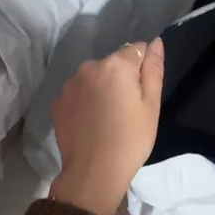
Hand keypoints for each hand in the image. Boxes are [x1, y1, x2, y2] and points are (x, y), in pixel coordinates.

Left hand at [49, 39, 164, 214]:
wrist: (93, 172)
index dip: (144, 70)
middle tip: (128, 110)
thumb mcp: (151, 105)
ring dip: (102, 88)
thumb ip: (153, 69)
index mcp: (116, 65)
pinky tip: (91, 123)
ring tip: (108, 118)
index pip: (137, 50)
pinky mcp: (58, 102)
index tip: (143, 95)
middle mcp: (89, 67)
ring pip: (94, 78)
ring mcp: (70, 84)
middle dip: (122, 79)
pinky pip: (79, 93)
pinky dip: (86, 101)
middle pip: (113, 63)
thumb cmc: (131, 139)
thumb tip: (155, 42)